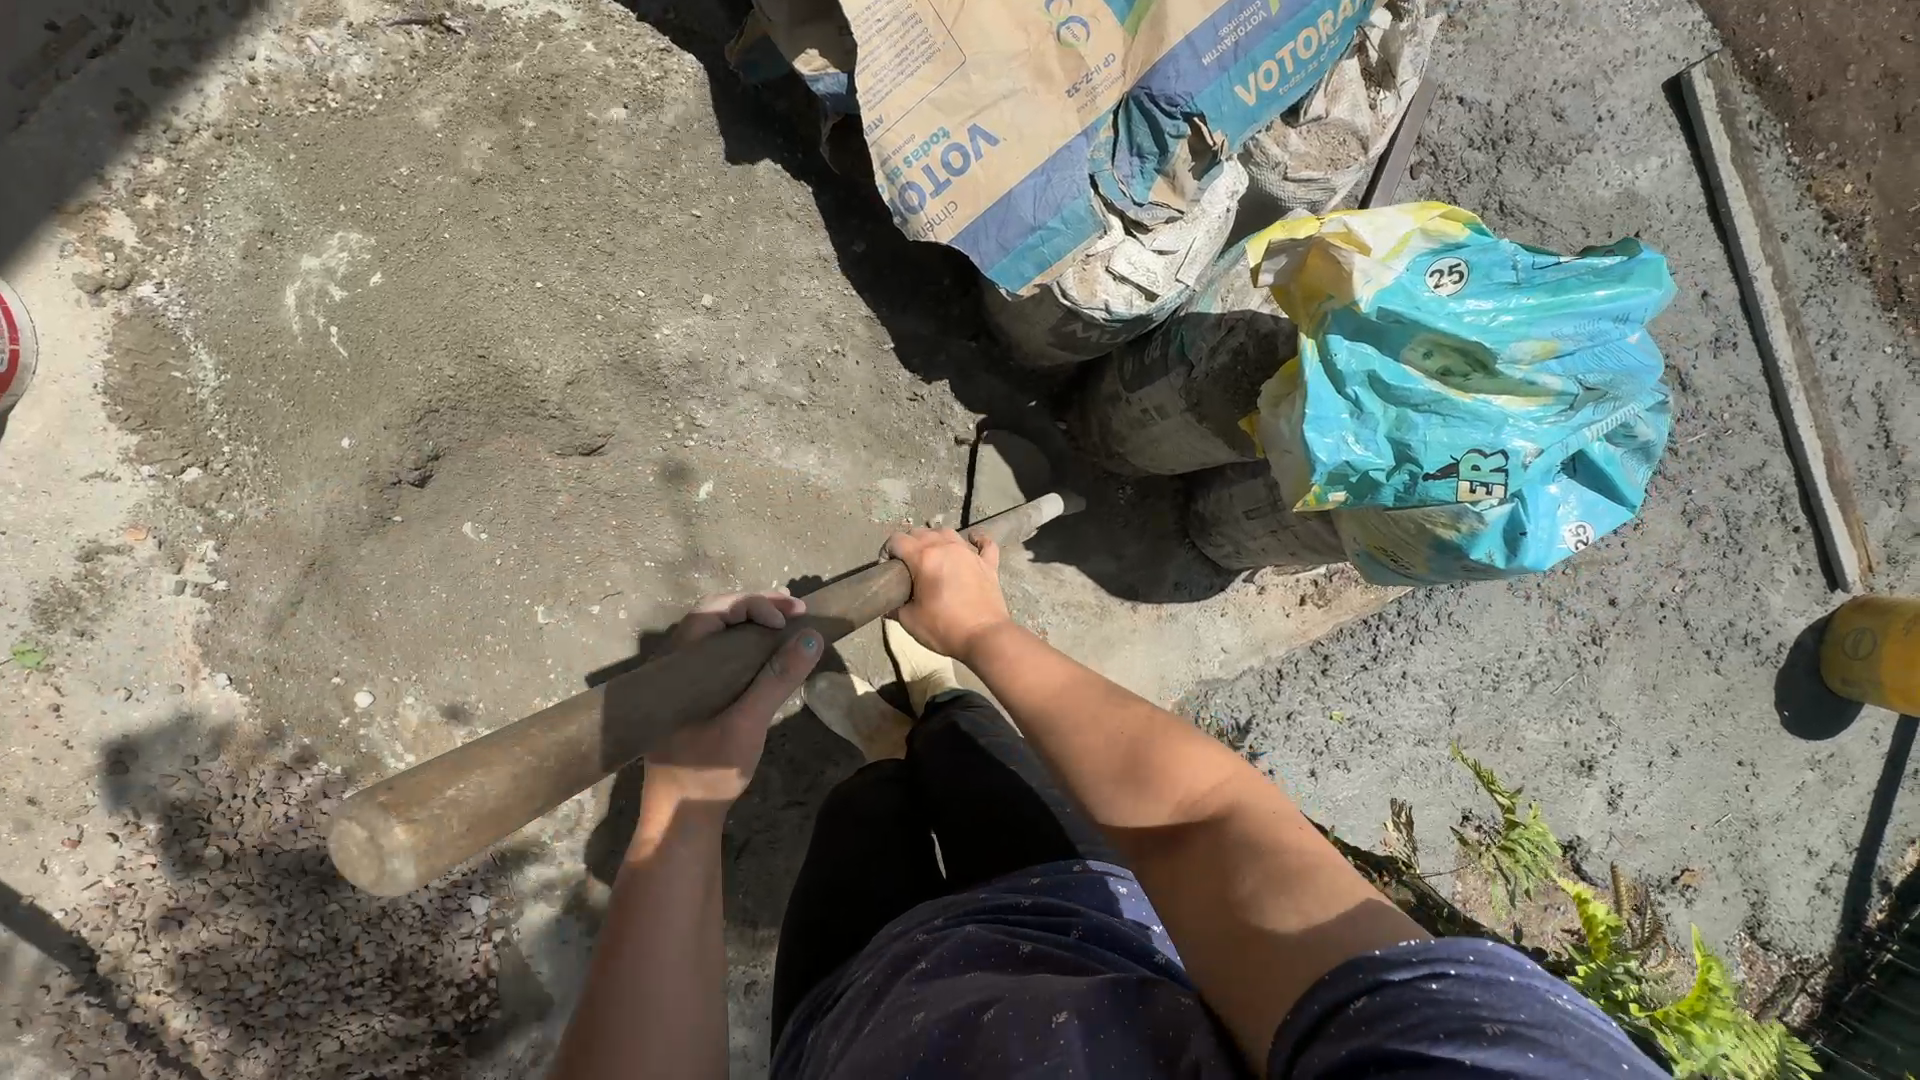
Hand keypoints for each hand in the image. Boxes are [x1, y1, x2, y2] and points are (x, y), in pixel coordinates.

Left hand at [641, 592, 822, 806]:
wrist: (679, 819)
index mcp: (678, 664)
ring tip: (789, 623)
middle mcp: (674, 665)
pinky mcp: (692, 698)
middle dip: (757, 608)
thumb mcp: (748, 724)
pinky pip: (719, 656)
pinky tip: (770, 654)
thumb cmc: (708, 772)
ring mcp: (682, 682)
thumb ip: (777, 679)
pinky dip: (747, 647)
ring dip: (753, 625)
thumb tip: (810, 636)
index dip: (751, 605)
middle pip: (715, 616)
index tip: (786, 621)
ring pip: (718, 635)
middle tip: (798, 610)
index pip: (712, 610)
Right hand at [883, 528, 1012, 661]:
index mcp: (924, 558)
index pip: (897, 540)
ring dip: (936, 539)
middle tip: (907, 566)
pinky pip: (984, 543)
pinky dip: (977, 540)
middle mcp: (946, 548)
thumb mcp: (910, 621)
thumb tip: (890, 605)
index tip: (887, 568)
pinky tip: (972, 541)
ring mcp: (970, 553)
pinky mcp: (988, 563)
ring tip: (933, 555)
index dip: (887, 551)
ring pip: (948, 532)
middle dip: (909, 544)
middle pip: (921, 533)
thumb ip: (896, 607)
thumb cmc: (944, 628)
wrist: (984, 637)